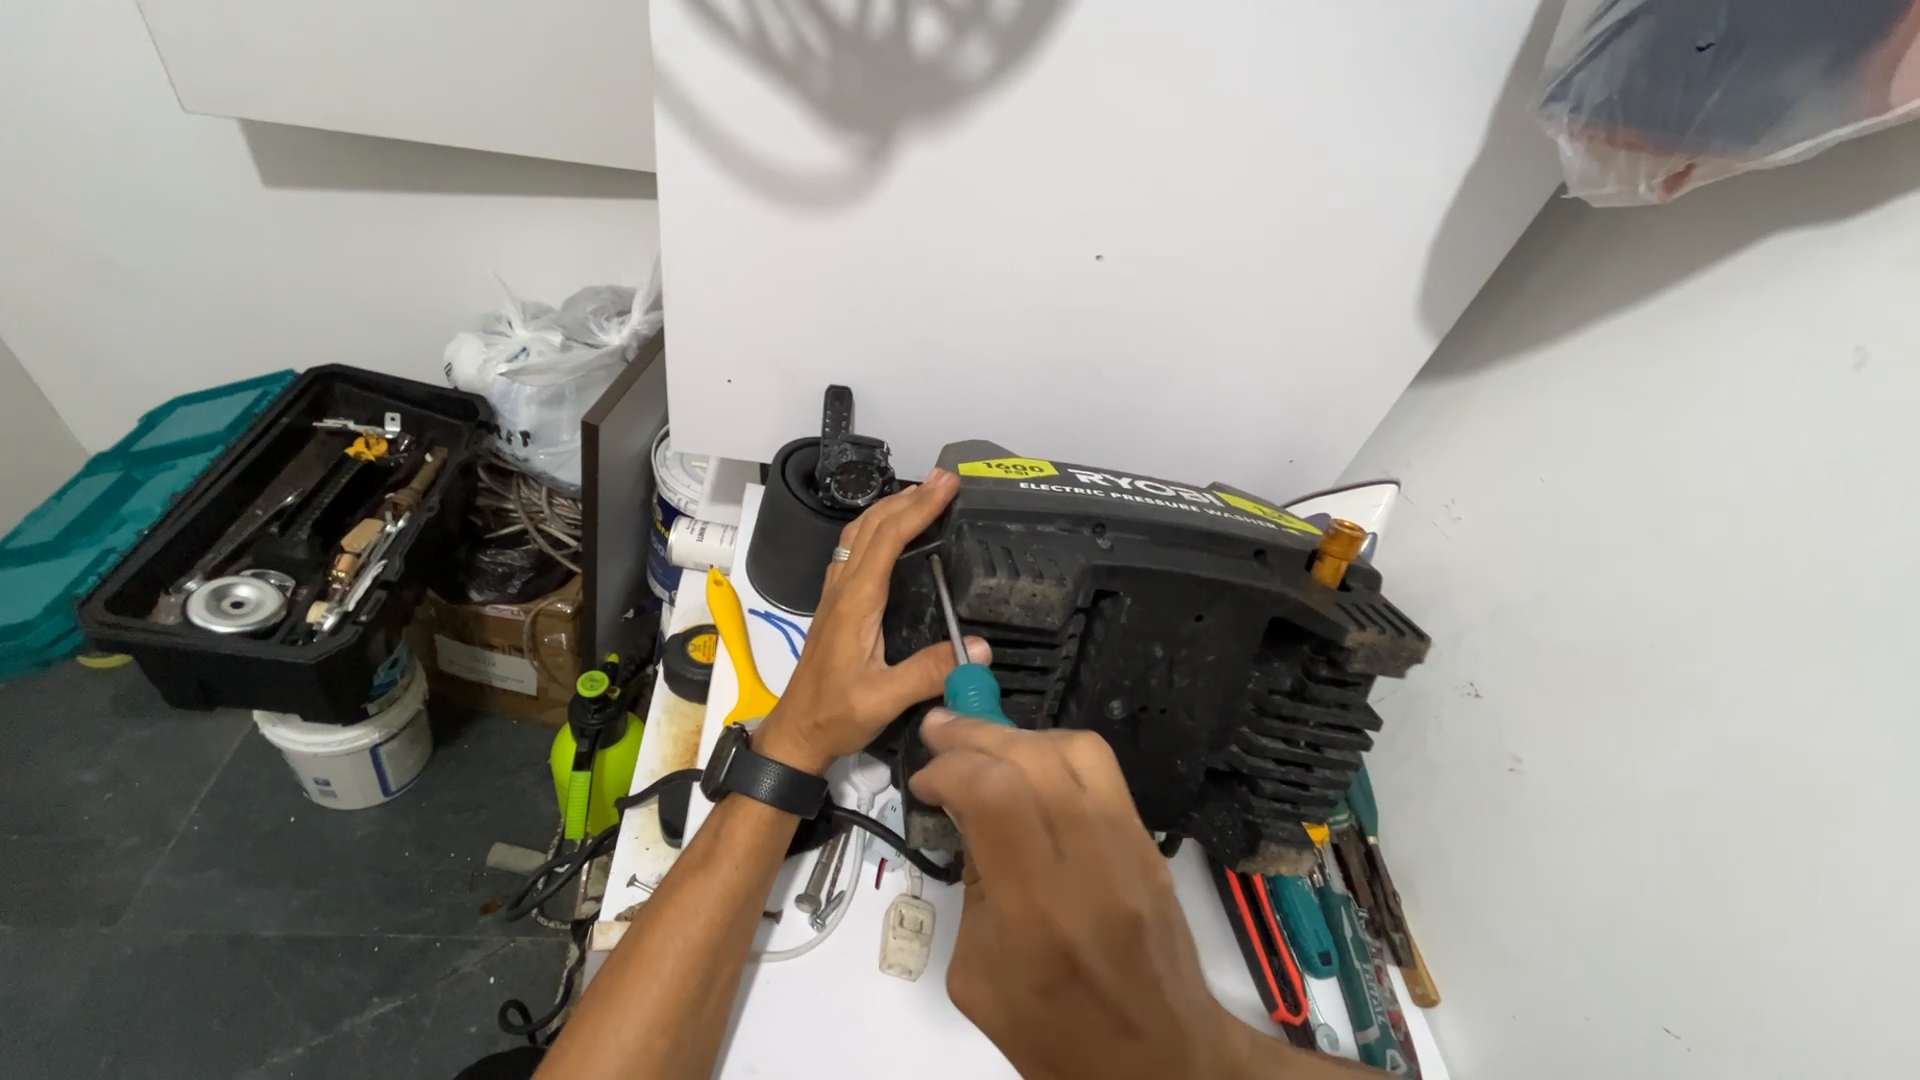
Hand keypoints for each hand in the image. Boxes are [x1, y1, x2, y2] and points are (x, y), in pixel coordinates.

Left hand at [754, 469, 989, 775]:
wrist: (797, 732)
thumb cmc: (836, 714)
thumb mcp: (884, 699)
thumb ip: (929, 672)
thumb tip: (979, 647)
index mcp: (857, 601)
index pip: (889, 538)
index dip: (920, 507)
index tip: (949, 485)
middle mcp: (843, 588)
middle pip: (872, 525)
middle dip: (909, 496)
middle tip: (945, 479)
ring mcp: (836, 595)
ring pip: (859, 533)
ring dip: (890, 508)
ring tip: (922, 495)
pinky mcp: (836, 606)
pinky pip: (854, 550)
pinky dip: (877, 528)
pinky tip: (890, 535)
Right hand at [909, 711, 1326, 1079]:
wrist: (1161, 1060)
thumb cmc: (1056, 1036)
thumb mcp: (978, 978)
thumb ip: (970, 887)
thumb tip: (966, 815)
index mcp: (1038, 913)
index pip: (995, 796)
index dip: (949, 770)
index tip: (924, 784)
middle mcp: (1091, 866)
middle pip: (1032, 758)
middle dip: (973, 734)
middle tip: (937, 733)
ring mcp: (1130, 846)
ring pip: (1075, 749)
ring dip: (1017, 735)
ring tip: (982, 744)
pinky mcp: (1148, 839)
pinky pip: (1102, 769)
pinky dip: (1054, 750)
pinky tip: (1029, 764)